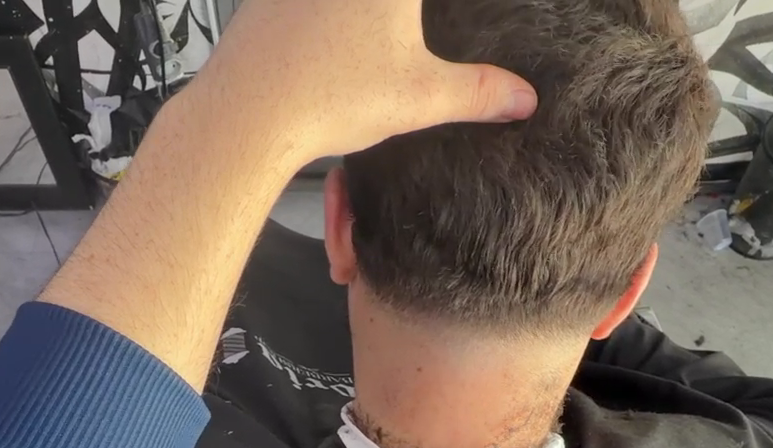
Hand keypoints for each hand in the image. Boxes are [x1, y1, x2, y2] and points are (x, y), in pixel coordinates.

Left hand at [188, 0, 537, 163]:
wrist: (250, 110)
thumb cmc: (327, 95)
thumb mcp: (418, 96)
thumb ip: (477, 93)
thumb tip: (522, 99)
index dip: (422, 13)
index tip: (421, 28)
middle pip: (397, 0)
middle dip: (404, 17)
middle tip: (410, 31)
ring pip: (351, 3)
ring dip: (371, 16)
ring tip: (378, 38)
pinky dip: (328, 12)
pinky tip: (334, 31)